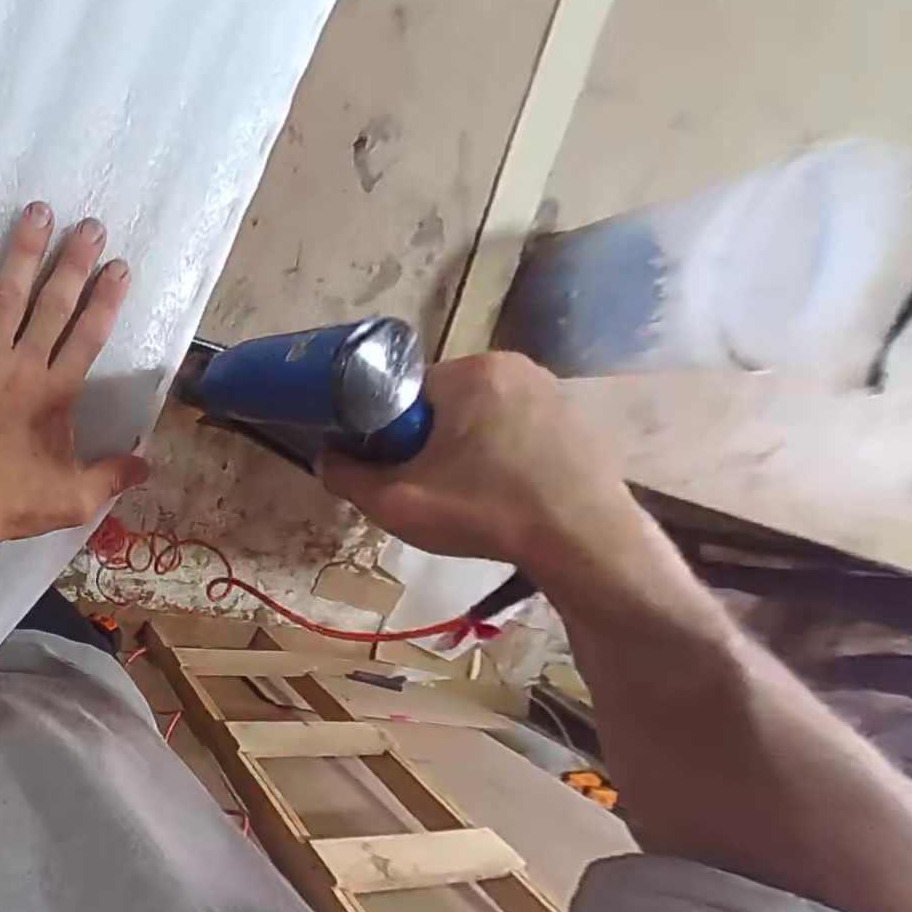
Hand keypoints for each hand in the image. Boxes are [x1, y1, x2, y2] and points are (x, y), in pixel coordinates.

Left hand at [0, 201, 149, 558]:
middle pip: (54, 305)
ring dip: (25, 252)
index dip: (106, 299)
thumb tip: (146, 465)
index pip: (88, 335)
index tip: (119, 267)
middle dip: (74, 262)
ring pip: (7, 296)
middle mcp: (22, 366)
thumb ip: (111, 476)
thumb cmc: (10, 502)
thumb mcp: (72, 499)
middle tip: (89, 226)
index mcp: (56, 394)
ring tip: (38, 211)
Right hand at [319, 352, 640, 569]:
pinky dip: (487, 449)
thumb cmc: (485, 513)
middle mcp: (512, 365)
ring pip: (466, 413)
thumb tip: (325, 457)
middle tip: (417, 481)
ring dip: (450, 444)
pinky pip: (503, 422)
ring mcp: (548, 387)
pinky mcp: (569, 413)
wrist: (587, 545)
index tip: (384, 465)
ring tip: (455, 488)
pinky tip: (492, 486)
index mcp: (469, 373)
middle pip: (431, 401)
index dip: (379, 430)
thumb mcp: (394, 503)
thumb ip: (346, 477)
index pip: (396, 391)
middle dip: (416, 437)